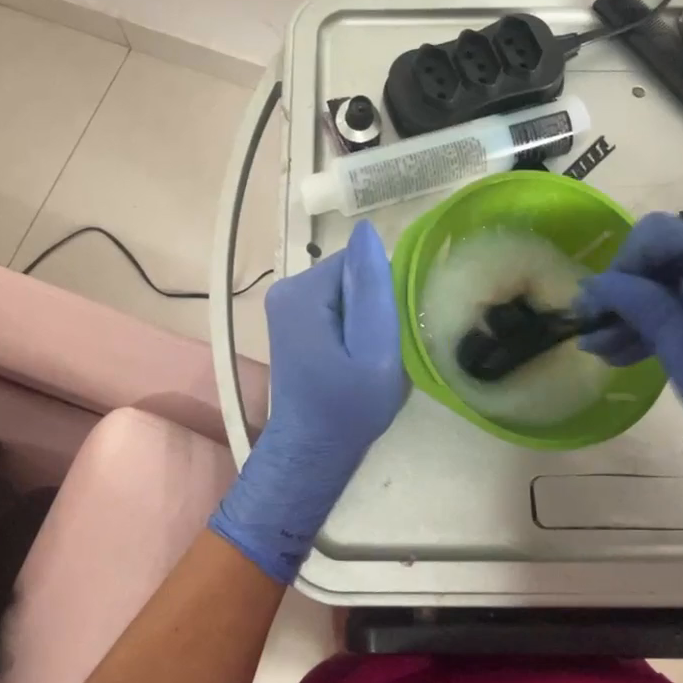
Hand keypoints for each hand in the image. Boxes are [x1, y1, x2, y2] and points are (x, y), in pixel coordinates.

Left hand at [210, 220, 408, 583]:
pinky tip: (358, 356)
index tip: (396, 328)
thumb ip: (374, 291)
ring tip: (372, 354)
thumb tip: (368, 230)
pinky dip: (353, 326)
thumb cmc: (348, 408)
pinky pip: (336, 307)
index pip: (360, 263)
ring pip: (347, 291)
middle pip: (351, 275)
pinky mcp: (293, 322)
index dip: (387, 291)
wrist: (312, 452)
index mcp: (302, 292)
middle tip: (386, 347)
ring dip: (366, 317)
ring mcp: (286, 306)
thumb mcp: (374, 351)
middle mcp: (286, 290)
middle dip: (376, 304)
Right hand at [577, 212, 682, 633]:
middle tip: (600, 342)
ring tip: (617, 353)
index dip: (618, 268)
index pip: (658, 235)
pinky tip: (656, 347)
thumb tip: (599, 284)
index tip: (596, 315)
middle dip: (631, 291)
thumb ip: (652, 318)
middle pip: (674, 252)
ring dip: (654, 305)